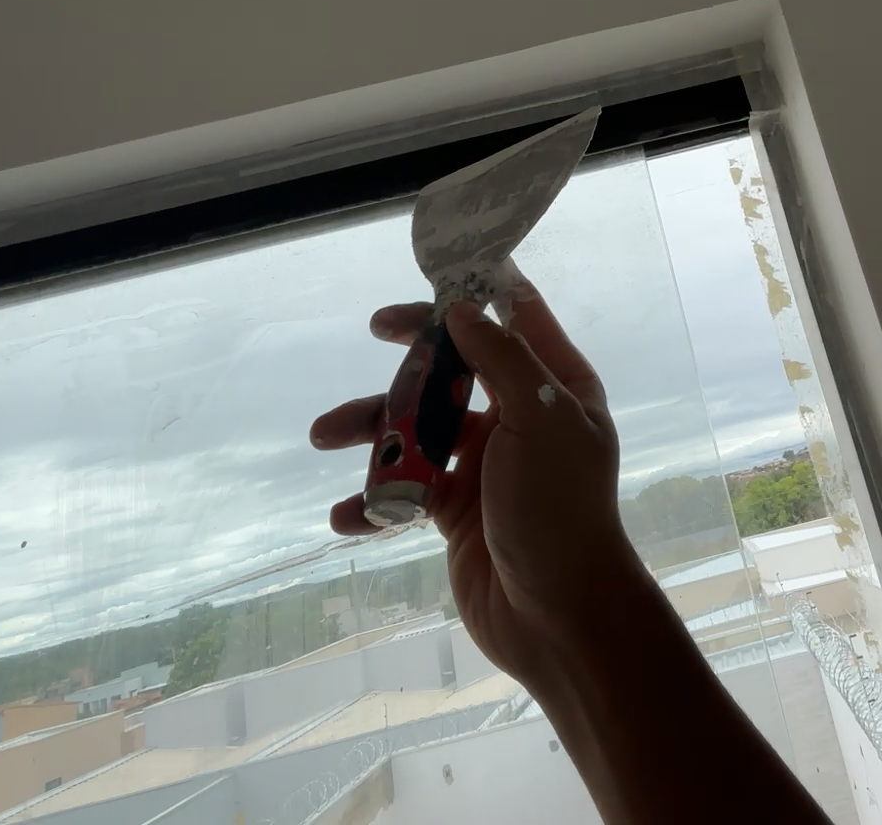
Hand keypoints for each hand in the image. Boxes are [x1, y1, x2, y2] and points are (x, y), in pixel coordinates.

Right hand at [310, 288, 646, 686]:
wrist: (557, 613)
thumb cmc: (557, 507)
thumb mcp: (540, 419)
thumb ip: (503, 359)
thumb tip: (464, 307)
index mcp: (554, 385)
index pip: (520, 316)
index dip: (485, 288)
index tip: (439, 268)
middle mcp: (522, 415)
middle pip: (461, 364)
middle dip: (418, 349)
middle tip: (379, 327)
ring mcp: (488, 461)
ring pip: (422, 425)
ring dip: (375, 428)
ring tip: (323, 434)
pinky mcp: (458, 507)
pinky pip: (408, 488)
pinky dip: (377, 498)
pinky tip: (348, 514)